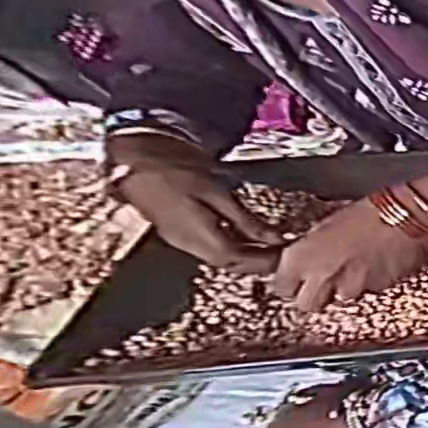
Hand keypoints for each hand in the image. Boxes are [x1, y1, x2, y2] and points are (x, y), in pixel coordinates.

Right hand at [109, 135, 281, 272]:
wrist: (137, 163)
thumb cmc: (178, 174)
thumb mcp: (218, 195)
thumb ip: (247, 221)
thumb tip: (276, 240)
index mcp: (193, 232)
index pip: (235, 259)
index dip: (264, 261)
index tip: (290, 256)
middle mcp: (185, 242)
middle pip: (229, 264)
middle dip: (260, 263)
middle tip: (289, 255)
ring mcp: (180, 240)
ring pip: (221, 260)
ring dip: (250, 258)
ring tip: (277, 249)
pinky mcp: (179, 235)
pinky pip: (213, 251)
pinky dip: (238, 250)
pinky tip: (256, 242)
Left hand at [270, 197, 427, 311]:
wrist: (409, 216)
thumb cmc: (368, 212)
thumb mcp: (326, 223)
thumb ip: (311, 247)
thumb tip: (309, 254)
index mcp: (301, 259)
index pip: (282, 287)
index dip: (289, 282)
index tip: (296, 277)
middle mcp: (325, 277)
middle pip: (308, 304)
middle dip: (313, 295)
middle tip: (321, 282)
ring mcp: (356, 285)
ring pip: (344, 296)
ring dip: (347, 286)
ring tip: (358, 267)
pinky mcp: (383, 286)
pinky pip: (372, 288)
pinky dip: (373, 280)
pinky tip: (379, 263)